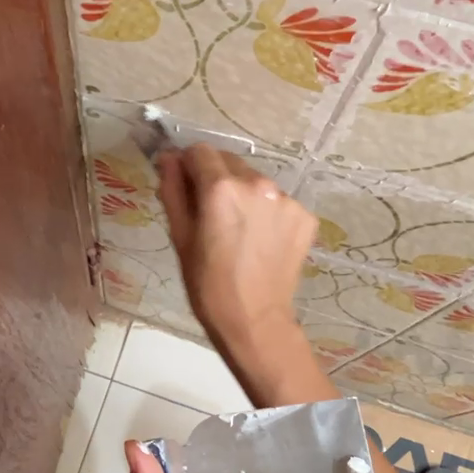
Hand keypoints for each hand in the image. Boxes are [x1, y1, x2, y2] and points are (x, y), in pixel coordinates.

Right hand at [156, 146, 316, 353]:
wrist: (254, 321)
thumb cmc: (207, 286)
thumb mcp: (180, 238)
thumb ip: (173, 192)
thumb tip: (169, 160)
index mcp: (221, 189)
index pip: (200, 151)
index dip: (187, 165)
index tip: (183, 185)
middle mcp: (257, 184)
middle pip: (229, 162)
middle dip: (215, 179)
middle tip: (209, 215)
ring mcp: (286, 199)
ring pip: (255, 182)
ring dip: (242, 195)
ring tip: (237, 232)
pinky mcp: (304, 216)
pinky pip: (277, 202)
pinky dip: (265, 213)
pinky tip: (259, 241)